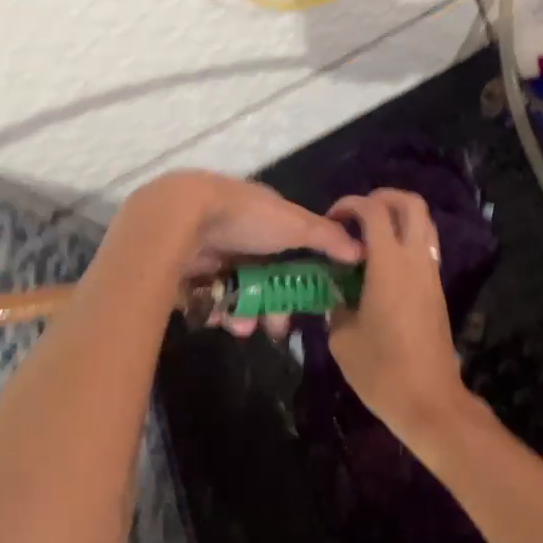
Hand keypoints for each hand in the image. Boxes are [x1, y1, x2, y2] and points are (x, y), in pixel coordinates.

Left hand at [115, 170, 360, 336]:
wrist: (180, 218)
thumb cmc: (246, 217)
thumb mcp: (295, 225)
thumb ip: (327, 238)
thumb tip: (362, 250)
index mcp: (265, 214)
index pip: (289, 248)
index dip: (300, 275)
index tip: (308, 301)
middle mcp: (238, 230)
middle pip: (262, 273)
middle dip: (271, 302)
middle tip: (275, 327)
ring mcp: (209, 249)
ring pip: (234, 289)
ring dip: (244, 311)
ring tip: (241, 328)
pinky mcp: (183, 270)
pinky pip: (206, 296)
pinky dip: (215, 309)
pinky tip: (218, 318)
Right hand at [326, 189, 473, 437]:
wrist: (429, 399)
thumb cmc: (381, 370)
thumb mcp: (343, 338)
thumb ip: (336, 304)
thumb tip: (334, 291)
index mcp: (390, 264)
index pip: (375, 211)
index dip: (351, 204)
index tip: (332, 218)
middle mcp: (416, 259)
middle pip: (412, 204)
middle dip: (384, 197)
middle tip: (357, 213)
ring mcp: (431, 273)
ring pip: (423, 224)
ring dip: (398, 218)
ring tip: (368, 237)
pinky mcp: (437, 289)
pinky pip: (425, 248)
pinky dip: (406, 241)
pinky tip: (381, 265)